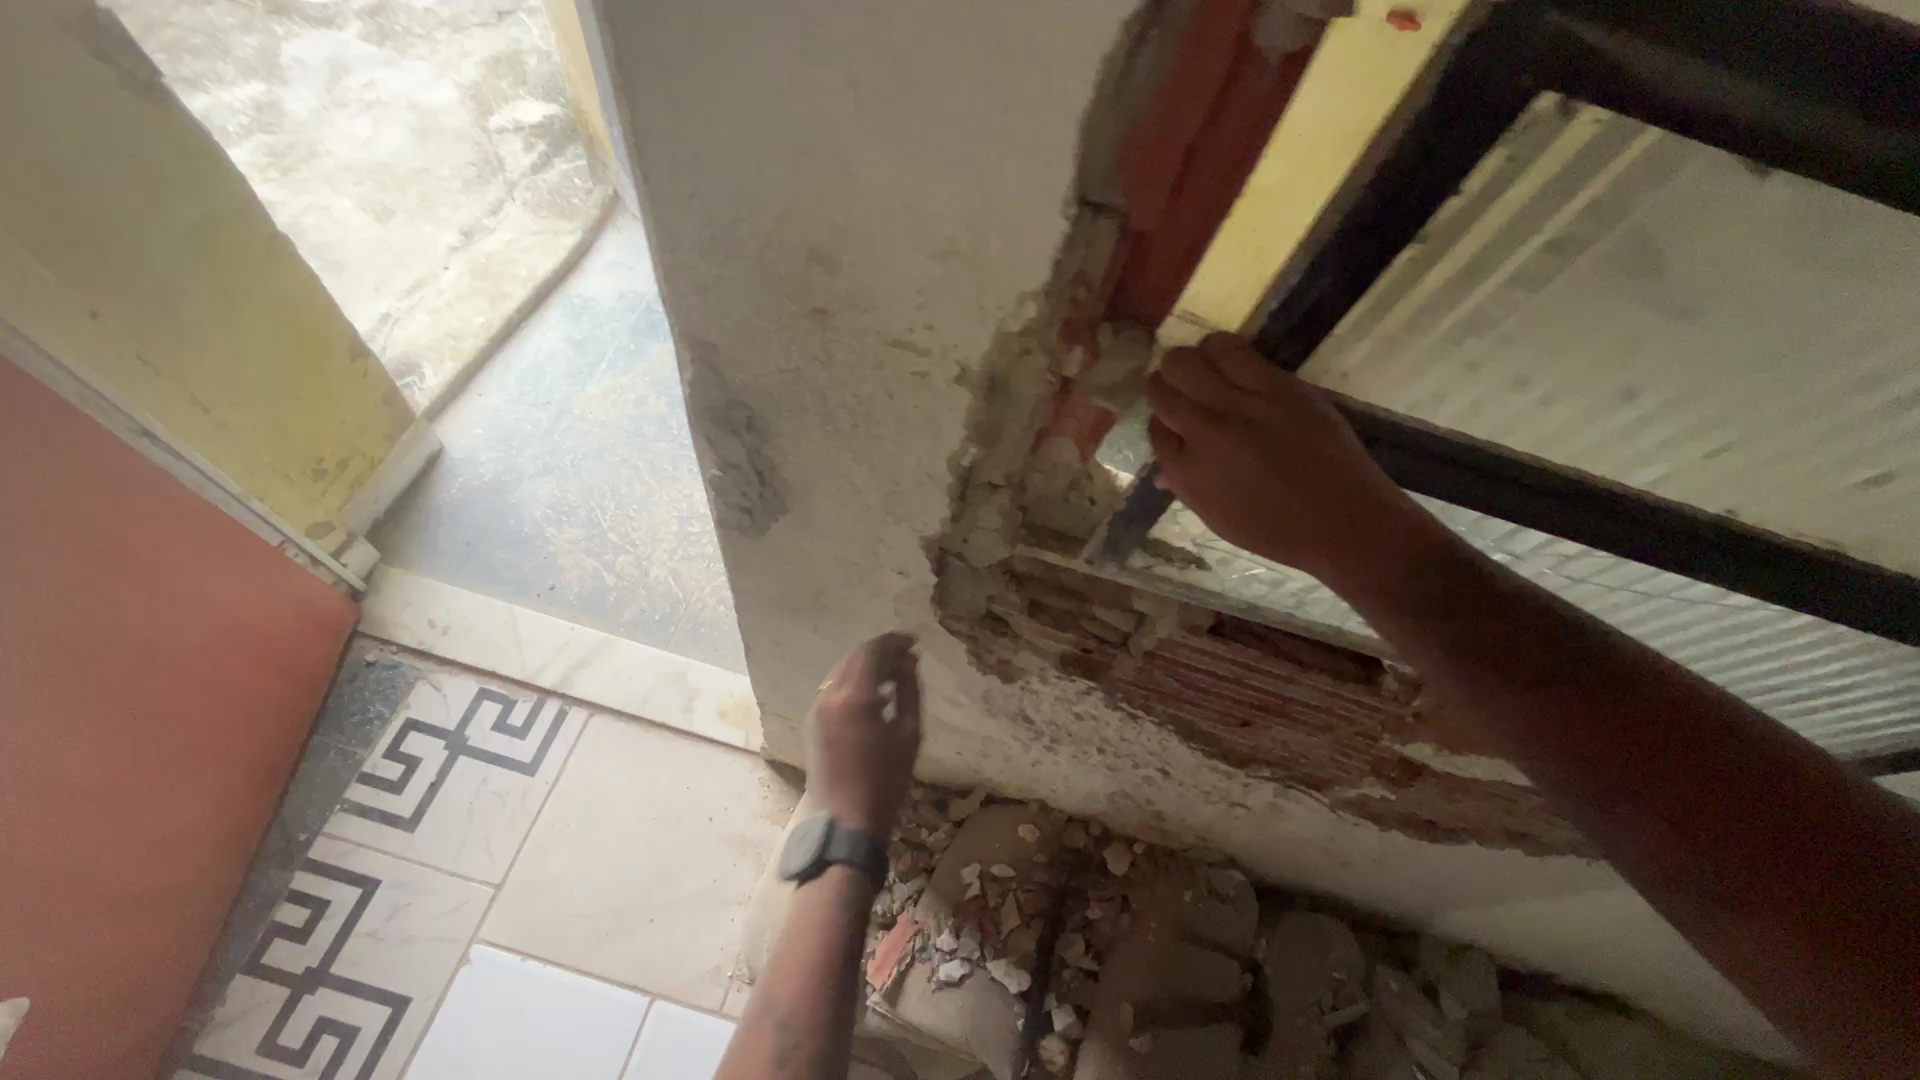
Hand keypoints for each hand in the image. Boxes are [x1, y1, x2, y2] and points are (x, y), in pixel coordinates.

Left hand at [806, 632, 923, 836]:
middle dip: (881, 653)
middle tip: (907, 658)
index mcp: (855, 697)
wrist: (849, 820)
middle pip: (854, 658)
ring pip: (841, 673)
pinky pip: (833, 691)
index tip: (914, 642)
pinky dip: (854, 684)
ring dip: (866, 668)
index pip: (872, 651)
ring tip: (894, 677)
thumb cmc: (887, 780)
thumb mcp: (909, 733)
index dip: (894, 641)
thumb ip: (909, 691)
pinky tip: (874, 697)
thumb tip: (909, 663)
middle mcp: (829, 696)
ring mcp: (816, 710)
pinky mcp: (812, 724)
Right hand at [1144, 333, 1439, 584]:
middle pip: (1162, 390)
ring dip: (1187, 361)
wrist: (1343, 521)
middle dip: (1163, 385)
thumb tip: (1164, 471)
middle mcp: (1204, 433)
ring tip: (1199, 367)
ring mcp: (1240, 406)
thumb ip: (1186, 486)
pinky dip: (1218, 349)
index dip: (1162, 421)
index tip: (1172, 421)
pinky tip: (1222, 356)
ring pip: (1189, 361)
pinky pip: (1232, 352)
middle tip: (1176, 386)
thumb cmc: (1276, 530)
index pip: (1155, 430)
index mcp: (1186, 472)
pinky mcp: (1276, 386)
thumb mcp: (1217, 518)